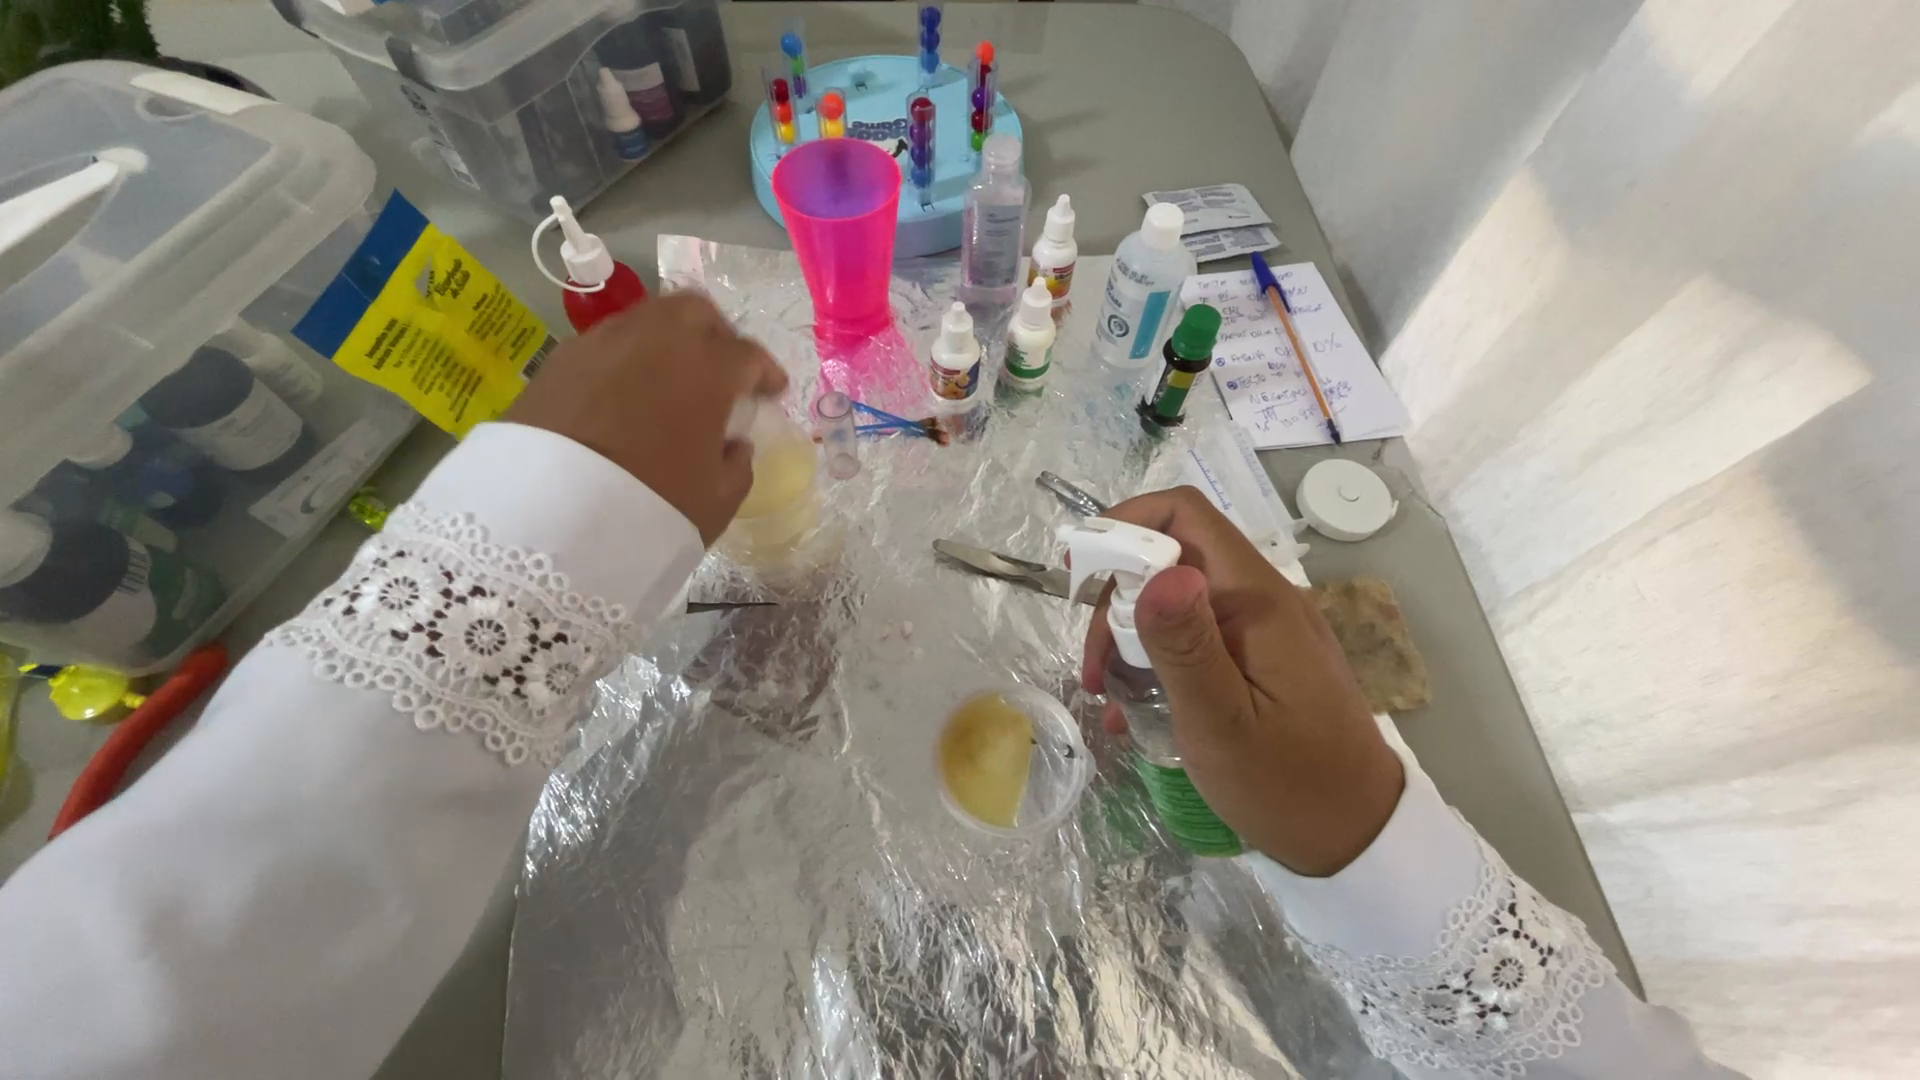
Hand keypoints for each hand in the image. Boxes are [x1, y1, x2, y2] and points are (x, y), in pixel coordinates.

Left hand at [506, 293, 787, 544]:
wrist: (552, 513)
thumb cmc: (654, 504)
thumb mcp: (717, 500)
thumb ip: (737, 465)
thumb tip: (734, 444)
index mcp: (708, 367)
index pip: (749, 354)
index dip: (766, 372)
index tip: (772, 391)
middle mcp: (658, 338)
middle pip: (697, 312)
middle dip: (718, 334)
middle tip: (723, 369)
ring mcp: (604, 342)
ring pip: (648, 320)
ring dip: (669, 342)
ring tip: (672, 379)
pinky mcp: (561, 359)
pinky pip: (609, 344)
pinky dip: (629, 359)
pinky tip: (627, 394)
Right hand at [1083, 487, 1404, 876]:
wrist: (1361, 838)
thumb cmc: (1289, 785)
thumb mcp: (1221, 721)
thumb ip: (1186, 646)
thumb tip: (1157, 574)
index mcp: (1256, 599)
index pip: (1184, 516)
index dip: (1125, 525)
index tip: (1079, 571)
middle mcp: (1261, 599)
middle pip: (1171, 559)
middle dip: (1117, 601)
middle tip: (1094, 666)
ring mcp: (1262, 630)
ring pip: (1176, 600)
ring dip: (1130, 636)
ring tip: (1107, 693)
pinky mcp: (1260, 660)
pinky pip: (1195, 638)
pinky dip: (1156, 661)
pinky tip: (1133, 708)